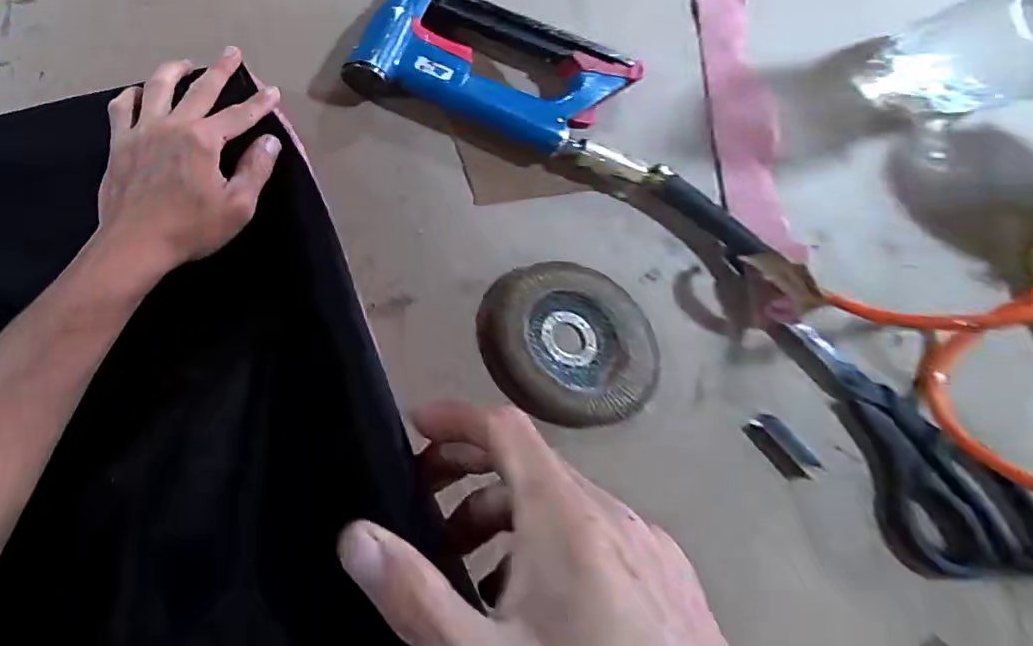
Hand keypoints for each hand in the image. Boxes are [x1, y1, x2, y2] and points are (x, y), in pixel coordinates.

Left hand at [95, 48, 283, 276]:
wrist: (133, 245)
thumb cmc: (188, 229)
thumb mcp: (236, 207)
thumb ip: (255, 169)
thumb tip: (269, 140)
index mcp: (204, 139)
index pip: (239, 114)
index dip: (259, 102)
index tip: (272, 90)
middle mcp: (174, 124)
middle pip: (201, 88)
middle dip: (221, 68)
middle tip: (232, 51)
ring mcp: (143, 130)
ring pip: (157, 86)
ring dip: (174, 69)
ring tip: (184, 63)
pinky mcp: (119, 142)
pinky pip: (121, 108)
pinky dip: (130, 95)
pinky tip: (137, 93)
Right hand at [338, 402, 726, 645]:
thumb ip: (414, 594)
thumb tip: (353, 537)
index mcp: (567, 516)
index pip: (504, 427)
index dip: (455, 417)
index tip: (414, 427)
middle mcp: (615, 517)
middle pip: (530, 463)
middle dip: (469, 474)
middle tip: (426, 508)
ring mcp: (654, 552)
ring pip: (567, 504)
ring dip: (510, 518)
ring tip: (477, 576)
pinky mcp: (679, 591)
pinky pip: (602, 540)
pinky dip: (555, 546)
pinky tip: (544, 613)